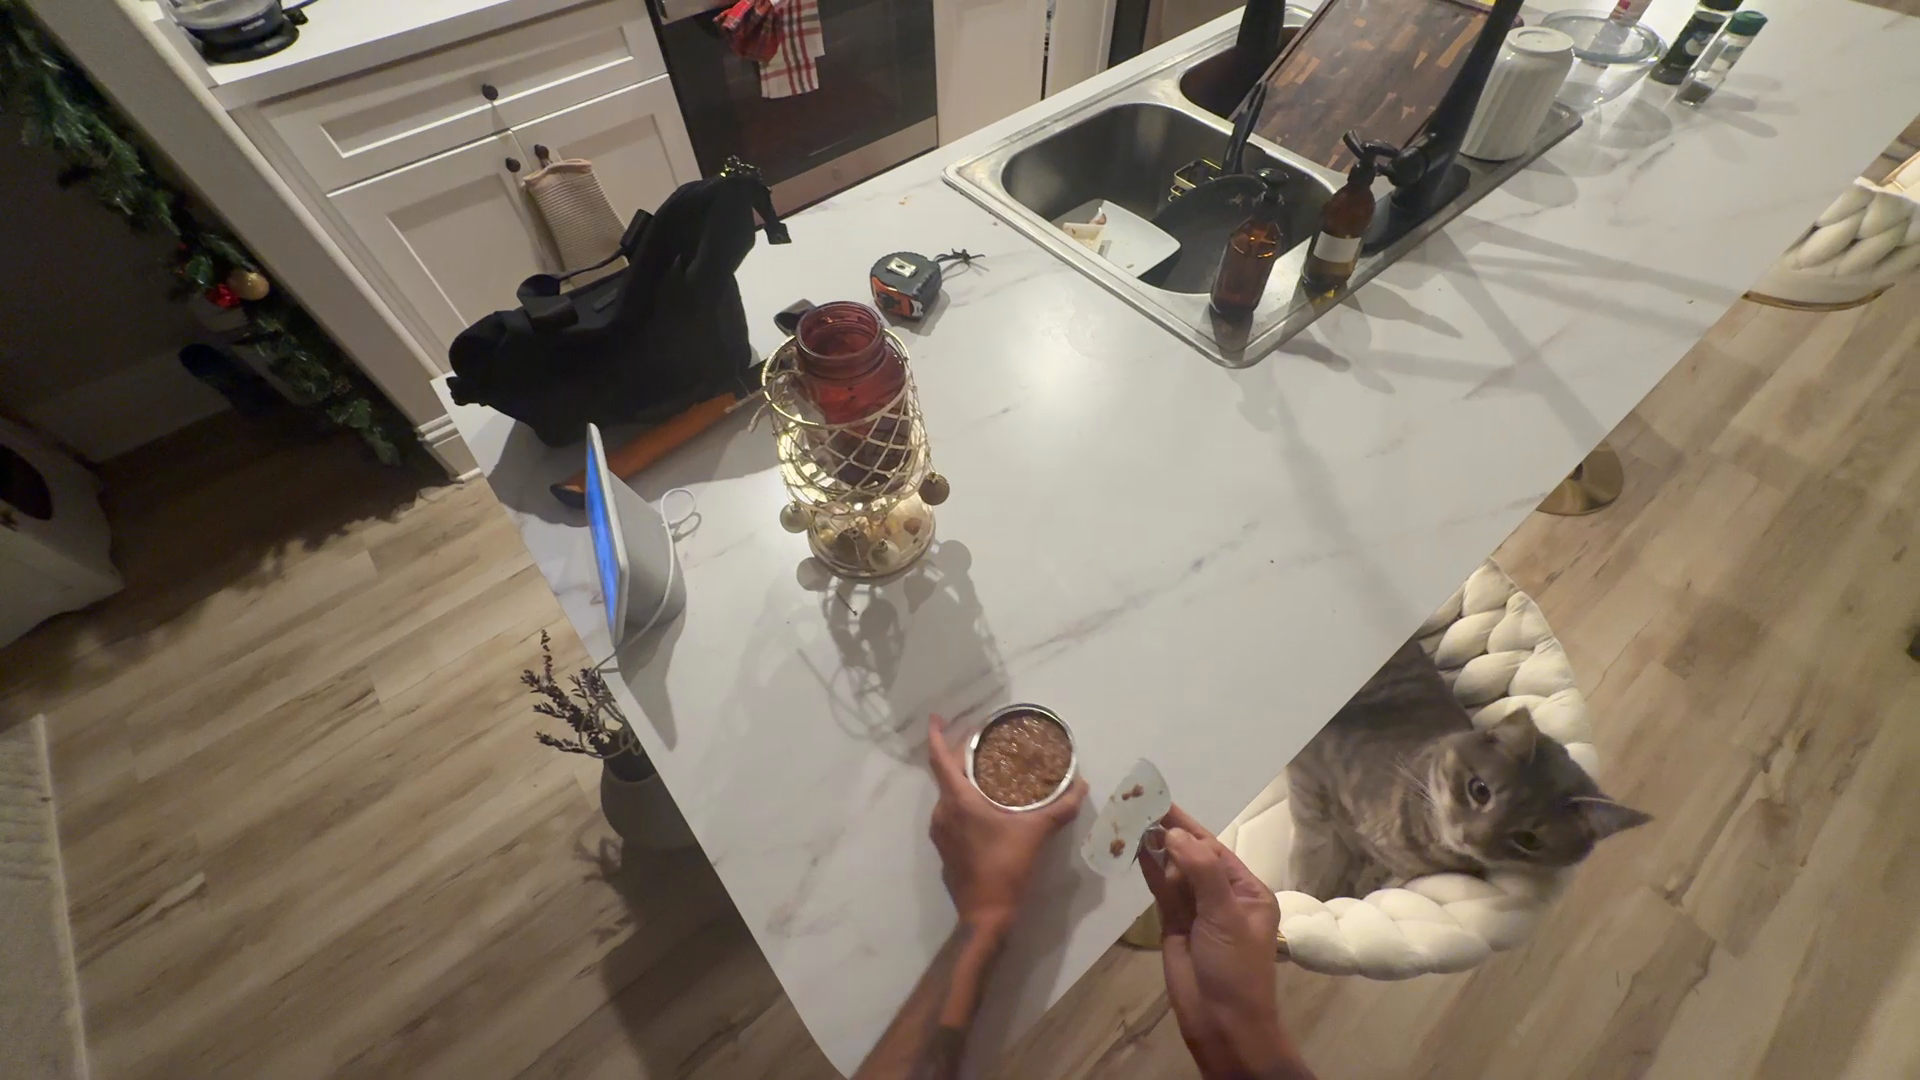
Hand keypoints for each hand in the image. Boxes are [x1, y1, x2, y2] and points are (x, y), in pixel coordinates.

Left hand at [925, 714, 1087, 933]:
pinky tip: (984, 804)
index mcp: (958, 800)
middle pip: (946, 774)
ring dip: (963, 779)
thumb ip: (1059, 808)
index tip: (937, 717)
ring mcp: (940, 831)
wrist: (985, 915)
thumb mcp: (1036, 834)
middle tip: (982, 742)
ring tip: (987, 770)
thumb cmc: (1005, 868)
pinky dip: (963, 800)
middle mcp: (942, 811)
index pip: (940, 759)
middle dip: (961, 755)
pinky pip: (950, 812)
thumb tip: (1081, 785)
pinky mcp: (944, 847)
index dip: (937, 735)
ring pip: (948, 794)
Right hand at [1142, 805, 1308, 1079]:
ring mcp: (1197, 908)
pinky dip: (1149, 866)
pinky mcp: (1175, 921)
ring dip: (1155, 845)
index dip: (1187, 825)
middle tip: (1140, 803)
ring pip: (1173, 868)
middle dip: (1168, 831)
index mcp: (1246, 890)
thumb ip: (1201, 871)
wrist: (1223, 1026)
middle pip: (1191, 854)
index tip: (1161, 800)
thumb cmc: (1235, 969)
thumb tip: (1174, 833)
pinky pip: (1161, 887)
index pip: (1213, 848)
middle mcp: (1222, 894)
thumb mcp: (1225, 916)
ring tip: (1131, 818)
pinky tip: (1135, 846)